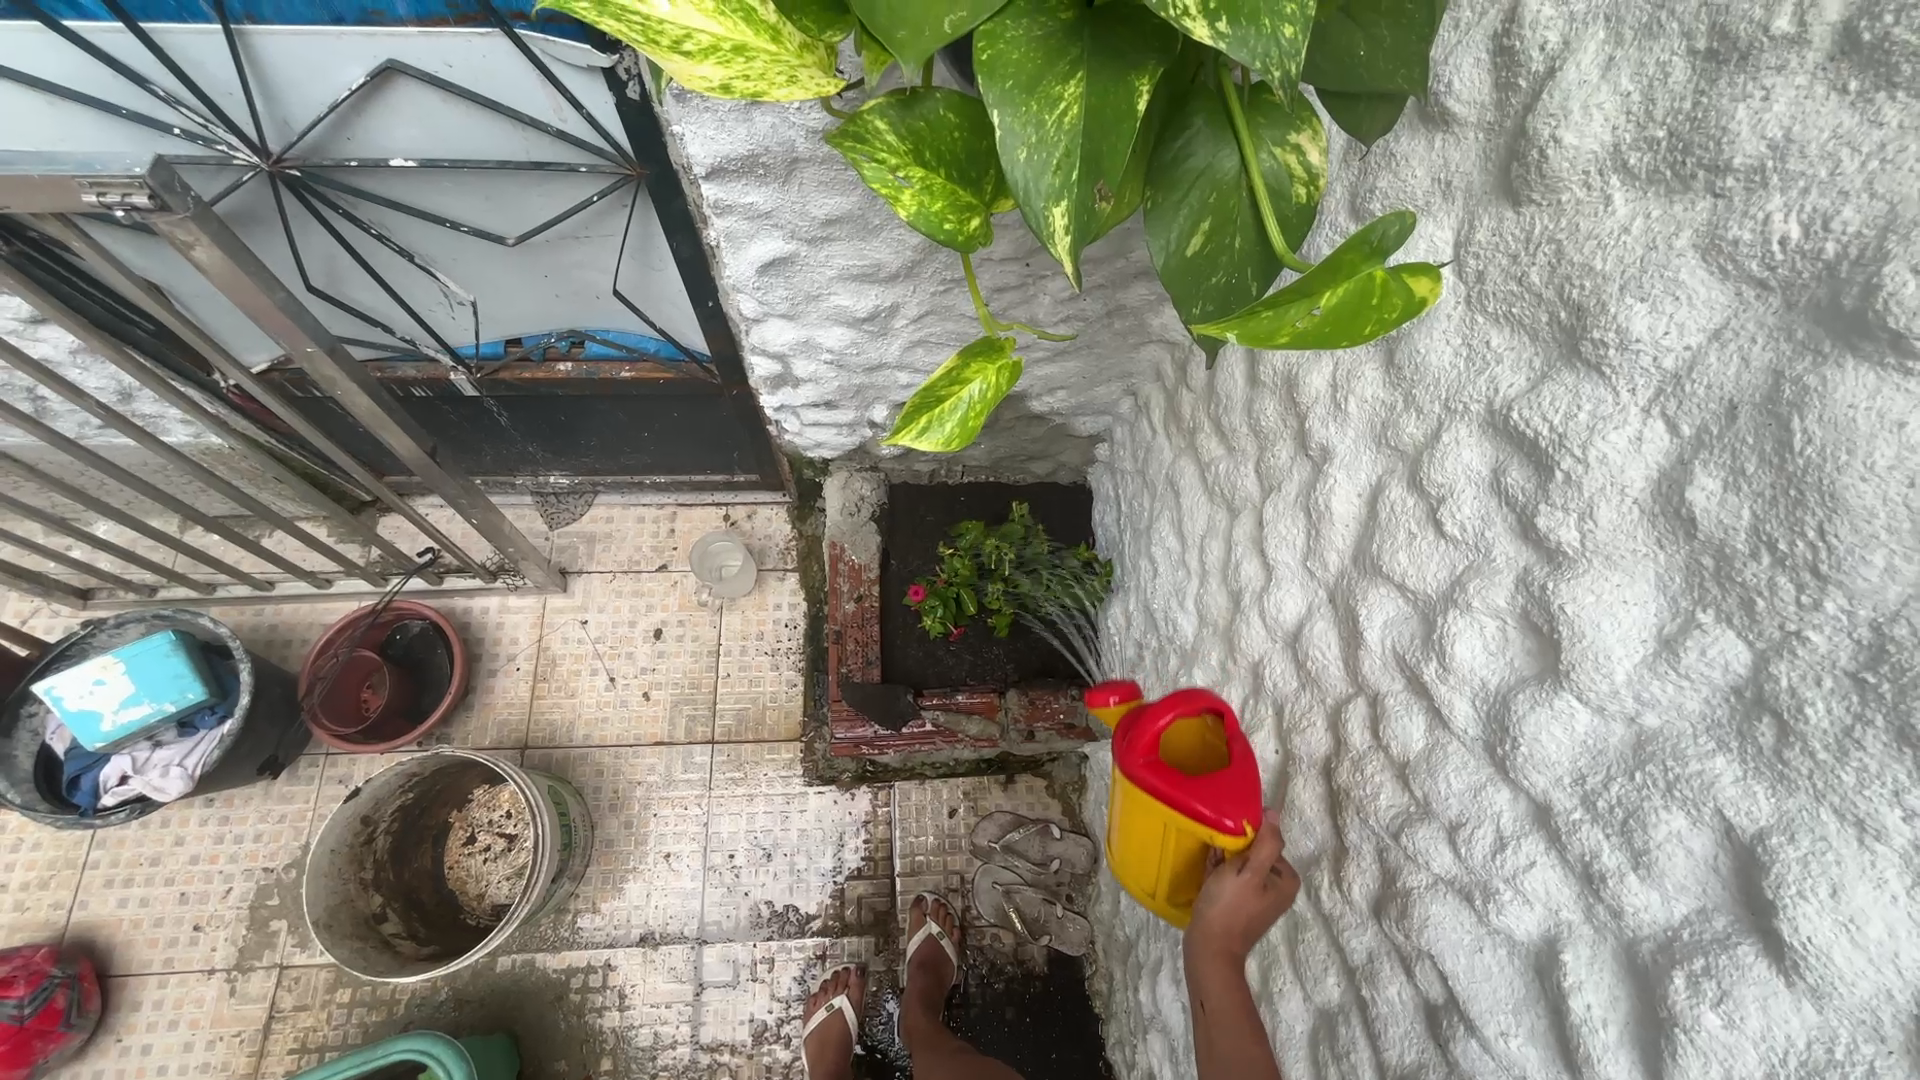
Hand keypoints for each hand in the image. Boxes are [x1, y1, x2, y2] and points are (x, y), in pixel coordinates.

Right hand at [1184, 813, 1298, 971]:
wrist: (1209, 948)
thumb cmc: (1229, 907)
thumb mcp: (1248, 871)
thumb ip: (1266, 842)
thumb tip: (1275, 813)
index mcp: (1286, 879)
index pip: (1267, 841)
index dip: (1244, 840)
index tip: (1227, 848)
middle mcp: (1278, 887)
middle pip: (1252, 852)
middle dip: (1231, 852)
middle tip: (1216, 861)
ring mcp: (1259, 897)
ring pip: (1238, 863)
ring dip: (1221, 862)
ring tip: (1210, 872)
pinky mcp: (1242, 904)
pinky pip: (1230, 877)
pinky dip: (1218, 873)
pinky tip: (1208, 880)